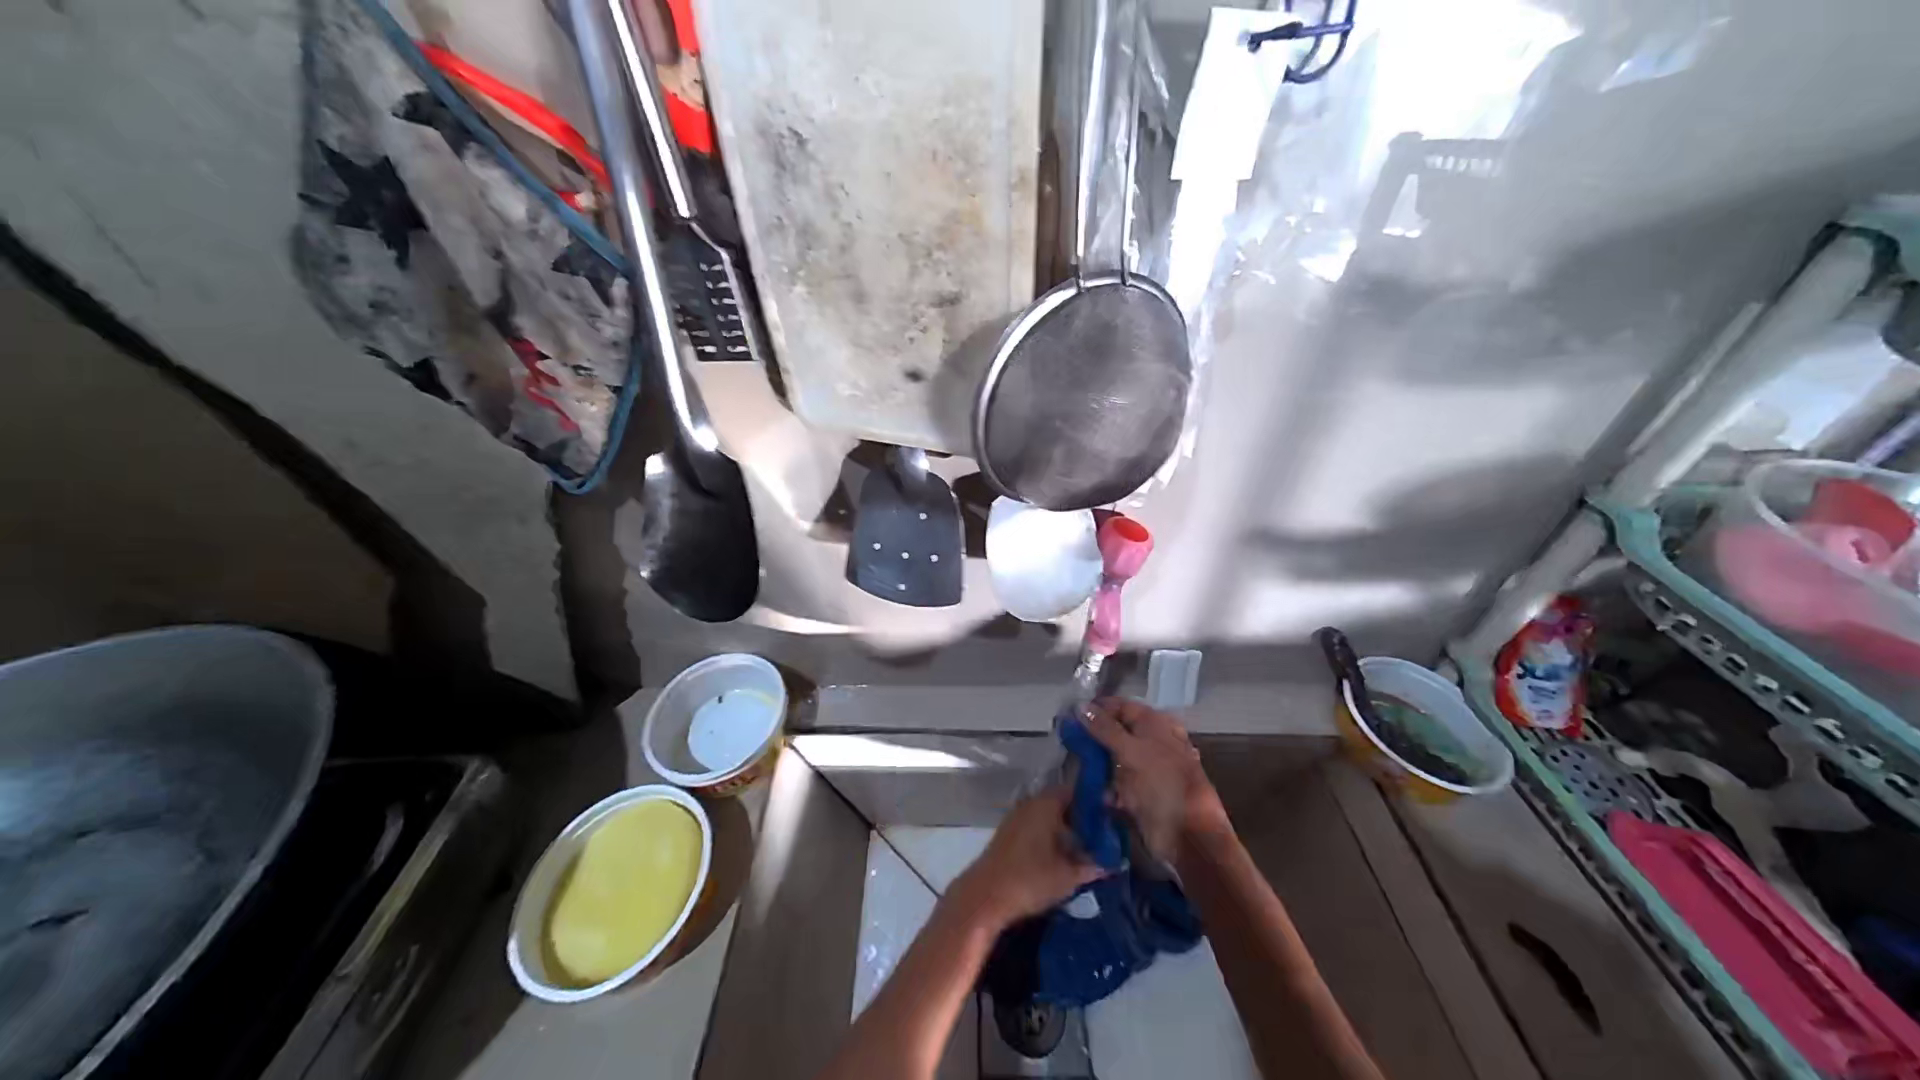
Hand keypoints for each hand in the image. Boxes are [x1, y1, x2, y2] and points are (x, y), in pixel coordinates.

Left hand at [950, 787, 1105, 928]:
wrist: (984, 897)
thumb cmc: (1029, 880)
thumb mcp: (1068, 876)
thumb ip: (1094, 865)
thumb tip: (1116, 861)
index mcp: (1046, 803)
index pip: (1077, 791)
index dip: (1097, 801)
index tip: (1114, 815)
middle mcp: (1030, 803)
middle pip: (1064, 803)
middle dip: (1084, 818)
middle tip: (1106, 836)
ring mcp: (1017, 818)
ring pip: (1050, 816)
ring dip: (1068, 830)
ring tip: (1089, 849)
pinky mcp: (1009, 835)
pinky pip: (1037, 827)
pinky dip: (1052, 837)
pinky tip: (1064, 857)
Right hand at [1082, 698, 1231, 864]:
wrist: (1186, 837)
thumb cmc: (1162, 785)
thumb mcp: (1131, 751)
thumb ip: (1105, 728)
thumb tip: (1080, 706)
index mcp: (1156, 725)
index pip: (1121, 706)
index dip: (1096, 709)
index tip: (1068, 716)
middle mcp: (1152, 743)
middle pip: (1117, 732)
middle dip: (1092, 737)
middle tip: (1065, 741)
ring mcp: (1147, 770)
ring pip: (1113, 758)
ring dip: (1095, 762)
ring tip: (1072, 765)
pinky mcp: (1140, 794)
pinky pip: (1115, 783)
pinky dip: (1103, 785)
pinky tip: (1087, 789)